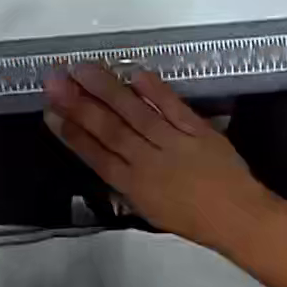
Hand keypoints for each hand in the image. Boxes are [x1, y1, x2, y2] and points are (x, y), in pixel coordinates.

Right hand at [43, 64, 286, 253]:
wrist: (237, 217)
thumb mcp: (149, 209)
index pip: (96, 155)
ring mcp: (173, 143)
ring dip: (107, 88)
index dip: (71, 132)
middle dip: (78, 103)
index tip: (49, 111)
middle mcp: (148, 162)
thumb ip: (126, 181)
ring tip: (84, 68)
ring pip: (134, 113)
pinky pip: (172, 107)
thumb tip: (103, 156)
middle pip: (108, 128)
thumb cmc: (192, 218)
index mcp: (134, 186)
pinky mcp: (197, 130)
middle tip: (55, 80)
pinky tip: (134, 72)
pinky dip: (154, 89)